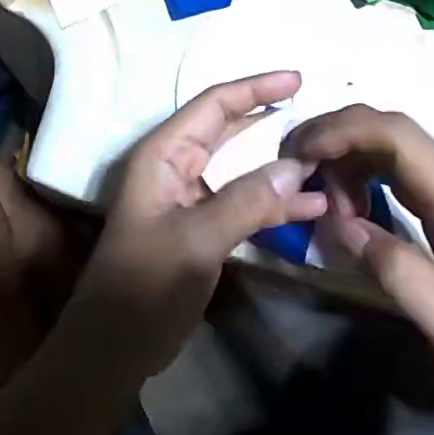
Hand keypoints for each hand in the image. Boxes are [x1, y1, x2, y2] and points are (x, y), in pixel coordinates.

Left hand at [80, 72, 329, 376]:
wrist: (112, 354)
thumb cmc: (141, 288)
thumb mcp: (194, 242)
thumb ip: (246, 201)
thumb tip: (298, 168)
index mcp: (164, 155)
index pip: (214, 104)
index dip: (255, 87)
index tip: (298, 80)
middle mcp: (177, 166)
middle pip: (229, 127)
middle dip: (270, 117)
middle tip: (313, 111)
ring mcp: (191, 197)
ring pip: (242, 165)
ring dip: (279, 163)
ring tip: (321, 159)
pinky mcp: (204, 225)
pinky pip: (246, 200)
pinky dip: (276, 202)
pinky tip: (312, 206)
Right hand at [282, 105, 433, 434]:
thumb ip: (404, 278)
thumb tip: (339, 224)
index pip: (396, 134)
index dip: (341, 131)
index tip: (297, 154)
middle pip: (389, 128)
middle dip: (335, 138)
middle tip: (292, 175)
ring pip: (392, 144)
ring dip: (347, 160)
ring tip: (321, 209)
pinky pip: (401, 169)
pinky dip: (365, 176)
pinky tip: (351, 213)